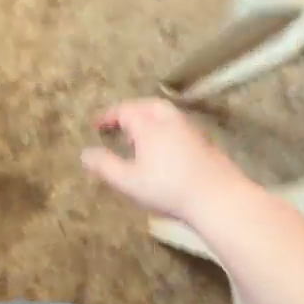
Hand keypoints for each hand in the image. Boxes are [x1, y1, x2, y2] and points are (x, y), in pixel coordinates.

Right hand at [80, 98, 254, 220]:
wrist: (218, 198)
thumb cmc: (167, 188)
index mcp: (150, 127)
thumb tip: (85, 153)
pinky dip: (163, 128)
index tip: (96, 125)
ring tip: (136, 135)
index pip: (126, 111)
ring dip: (148, 118)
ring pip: (167, 115)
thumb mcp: (127, 181)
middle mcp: (171, 123)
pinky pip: (178, 127)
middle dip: (131, 110)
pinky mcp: (204, 144)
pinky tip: (160, 148)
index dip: (108, 115)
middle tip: (118, 122)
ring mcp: (191, 132)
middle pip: (150, 105)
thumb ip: (104, 165)